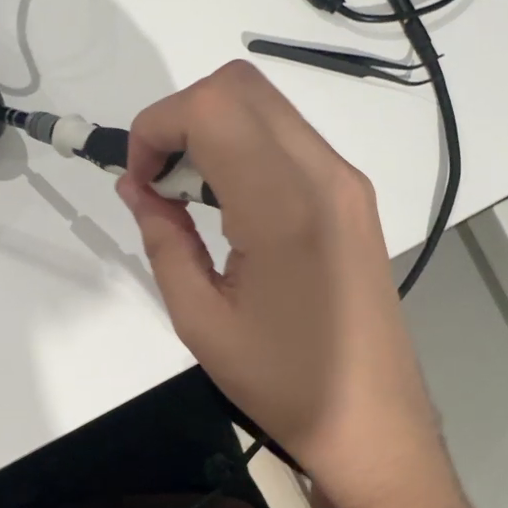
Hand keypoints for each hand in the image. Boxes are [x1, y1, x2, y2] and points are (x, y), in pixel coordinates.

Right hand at [117, 60, 452, 507]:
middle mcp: (324, 175)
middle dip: (179, 119)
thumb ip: (163, 240)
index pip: (211, 108)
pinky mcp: (351, 197)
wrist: (370, 420)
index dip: (155, 128)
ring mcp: (345, 182)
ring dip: (210, 132)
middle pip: (239, 87)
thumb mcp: (200, 320)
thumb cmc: (280, 381)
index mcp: (285, 206)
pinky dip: (240, 150)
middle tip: (156, 185)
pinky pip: (286, 140)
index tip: (137, 184)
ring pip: (264, 106)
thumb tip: (137, 187)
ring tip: (186, 203)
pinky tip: (225, 211)